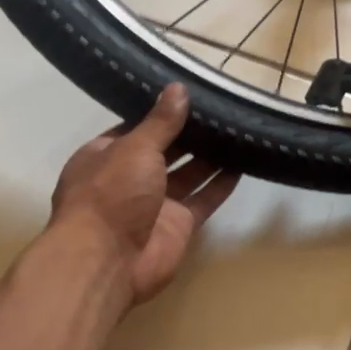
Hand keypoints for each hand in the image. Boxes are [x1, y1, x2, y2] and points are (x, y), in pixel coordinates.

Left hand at [49, 83, 238, 304]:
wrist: (107, 261)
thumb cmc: (111, 195)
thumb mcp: (135, 148)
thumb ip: (162, 121)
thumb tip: (179, 88)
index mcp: (105, 158)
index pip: (135, 129)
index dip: (160, 114)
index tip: (190, 95)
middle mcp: (128, 179)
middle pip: (165, 151)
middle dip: (191, 134)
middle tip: (223, 109)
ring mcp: (155, 204)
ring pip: (188, 174)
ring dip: (211, 156)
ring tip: (239, 130)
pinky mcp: (179, 224)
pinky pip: (205, 198)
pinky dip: (222, 183)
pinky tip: (245, 162)